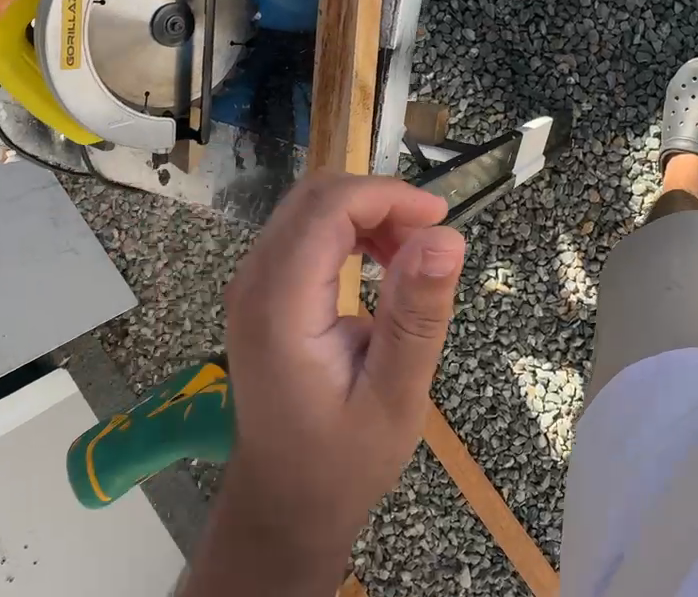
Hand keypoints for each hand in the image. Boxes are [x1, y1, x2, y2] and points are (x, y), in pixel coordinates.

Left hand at [183, 175, 465, 595]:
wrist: (284, 501)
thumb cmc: (342, 461)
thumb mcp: (394, 396)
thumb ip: (416, 315)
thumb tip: (446, 237)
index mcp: (280, 306)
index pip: (328, 208)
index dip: (387, 196)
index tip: (440, 219)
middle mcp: (253, 281)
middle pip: (315, 196)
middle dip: (379, 201)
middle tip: (430, 239)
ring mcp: (251, 283)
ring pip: (310, 208)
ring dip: (367, 213)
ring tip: (411, 255)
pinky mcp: (261, 290)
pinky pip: (305, 232)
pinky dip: (349, 230)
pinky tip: (381, 263)